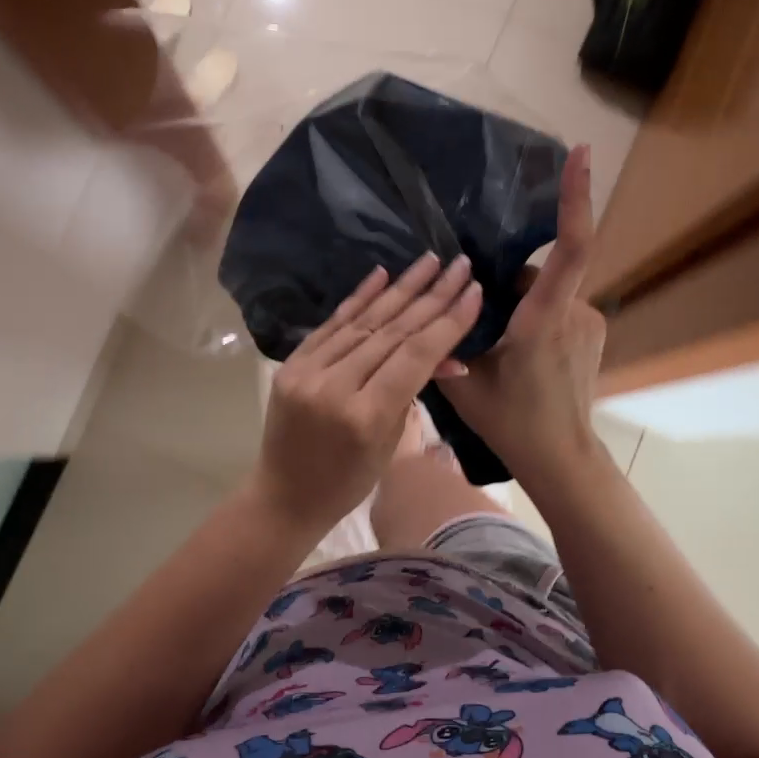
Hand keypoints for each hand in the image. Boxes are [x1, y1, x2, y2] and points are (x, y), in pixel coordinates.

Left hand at [245, 253, 481, 531]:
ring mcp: (307, 372)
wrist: (284, 496)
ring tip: (429, 261)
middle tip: (459, 264)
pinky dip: (358, 299)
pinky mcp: (291, 365)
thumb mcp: (390, 444)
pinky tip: (381, 274)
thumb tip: (446, 354)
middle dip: (431, 295)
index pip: (414, 356)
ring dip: (399, 288)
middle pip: (392, 331)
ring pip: (362, 322)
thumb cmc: (348, 483)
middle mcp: (335, 387)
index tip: (474, 290)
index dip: (447, 321)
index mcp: (366, 416)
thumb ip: (412, 392)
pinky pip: (331, 326)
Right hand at [438, 146, 605, 473]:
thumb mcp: (463, 381)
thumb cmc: (511, 422)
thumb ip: (446, 336)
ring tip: (501, 352)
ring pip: (544, 292)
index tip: (580, 153)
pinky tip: (522, 355)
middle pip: (535, 274)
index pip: (569, 249)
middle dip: (503, 289)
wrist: (561, 458)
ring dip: (517, 307)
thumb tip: (438, 299)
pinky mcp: (594, 330)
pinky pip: (557, 306)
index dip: (575, 198)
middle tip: (482, 332)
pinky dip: (534, 317)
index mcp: (543, 319)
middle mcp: (575, 312)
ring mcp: (590, 321)